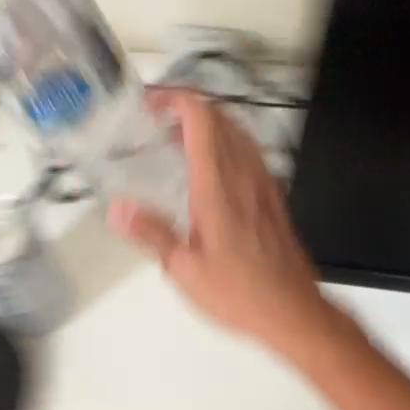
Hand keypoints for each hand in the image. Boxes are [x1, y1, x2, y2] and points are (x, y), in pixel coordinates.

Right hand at [110, 90, 339, 353]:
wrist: (291, 310)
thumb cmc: (240, 293)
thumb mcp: (184, 269)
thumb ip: (151, 233)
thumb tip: (118, 210)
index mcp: (218, 185)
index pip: (200, 117)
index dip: (174, 98)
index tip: (150, 102)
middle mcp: (244, 175)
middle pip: (219, 116)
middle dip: (187, 108)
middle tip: (158, 120)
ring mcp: (263, 184)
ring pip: (237, 132)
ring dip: (208, 125)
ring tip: (179, 142)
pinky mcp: (273, 198)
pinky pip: (250, 154)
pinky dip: (227, 147)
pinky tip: (212, 172)